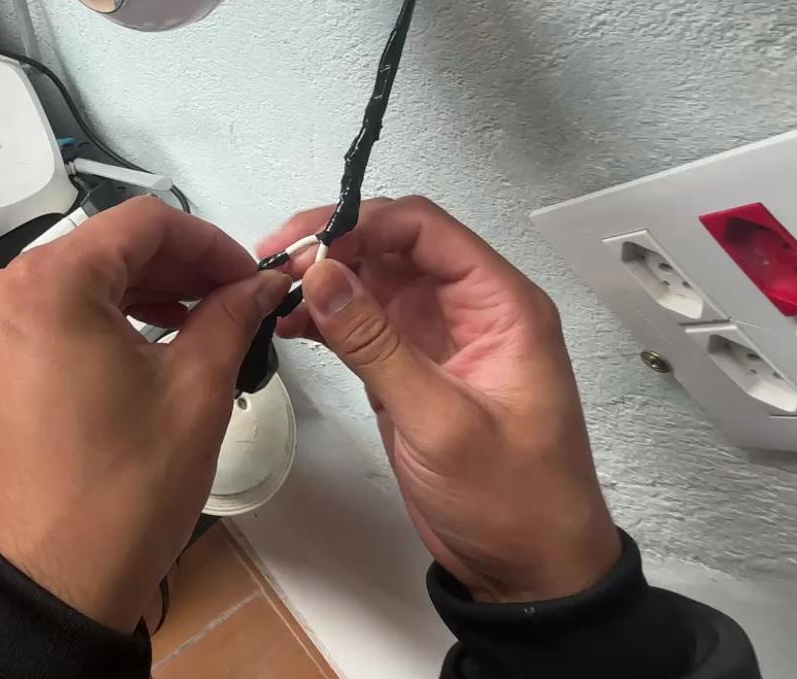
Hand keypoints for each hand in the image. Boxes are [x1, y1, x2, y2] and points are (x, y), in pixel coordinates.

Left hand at [0, 197, 291, 631]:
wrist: (50, 583)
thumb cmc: (121, 491)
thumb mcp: (194, 390)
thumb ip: (232, 315)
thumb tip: (264, 282)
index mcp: (50, 281)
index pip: (144, 222)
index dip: (208, 240)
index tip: (250, 272)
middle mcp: (9, 285)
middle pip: (113, 244)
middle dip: (183, 264)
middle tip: (239, 294)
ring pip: (90, 274)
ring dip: (152, 286)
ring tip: (209, 314)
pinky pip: (64, 306)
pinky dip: (114, 311)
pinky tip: (160, 330)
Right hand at [260, 196, 619, 602]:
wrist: (525, 573)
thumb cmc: (507, 497)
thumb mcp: (440, 420)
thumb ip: (375, 343)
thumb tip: (318, 272)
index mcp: (496, 301)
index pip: (422, 227)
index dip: (361, 223)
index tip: (305, 247)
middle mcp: (463, 303)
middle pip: (388, 241)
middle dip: (330, 244)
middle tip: (274, 263)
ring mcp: (429, 330)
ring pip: (366, 275)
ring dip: (319, 278)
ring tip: (271, 292)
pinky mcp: (402, 359)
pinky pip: (355, 317)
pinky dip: (320, 315)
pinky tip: (286, 327)